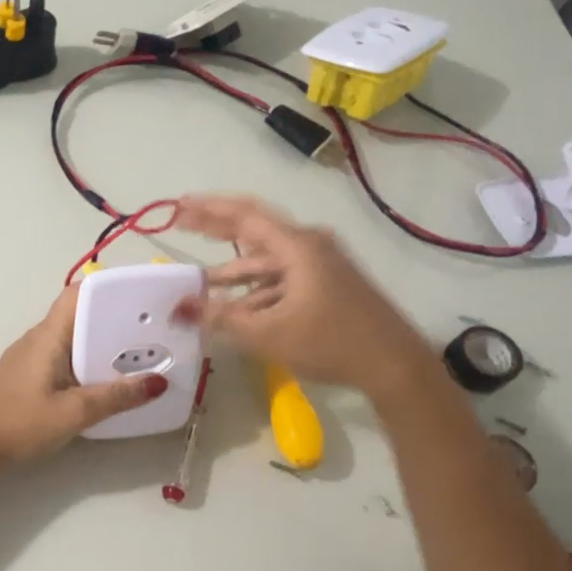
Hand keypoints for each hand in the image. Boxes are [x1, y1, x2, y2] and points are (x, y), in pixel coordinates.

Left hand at [0, 286, 167, 461]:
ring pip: (70, 338)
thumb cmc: (22, 423)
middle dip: (113, 320)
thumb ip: (116, 397)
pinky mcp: (27, 373)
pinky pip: (61, 355)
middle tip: (150, 332)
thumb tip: (158, 383)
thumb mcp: (75, 413)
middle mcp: (37, 338)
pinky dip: (84, 360)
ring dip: (100, 344)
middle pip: (78, 316)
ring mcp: (29, 355)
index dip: (108, 290)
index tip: (139, 297)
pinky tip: (103, 379)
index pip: (77, 295)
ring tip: (136, 356)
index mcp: (47, 336)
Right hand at [172, 195, 434, 397]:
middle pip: (254, 230)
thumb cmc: (331, 342)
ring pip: (266, 260)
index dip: (208, 209)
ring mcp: (320, 265)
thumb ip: (220, 317)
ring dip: (233, 270)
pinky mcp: (325, 285)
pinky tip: (234, 306)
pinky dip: (254, 287)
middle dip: (216, 227)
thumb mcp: (268, 333)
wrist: (393, 365)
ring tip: (198, 282)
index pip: (245, 215)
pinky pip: (280, 278)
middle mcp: (308, 246)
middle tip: (180, 221)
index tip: (178, 205)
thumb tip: (178, 308)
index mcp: (297, 246)